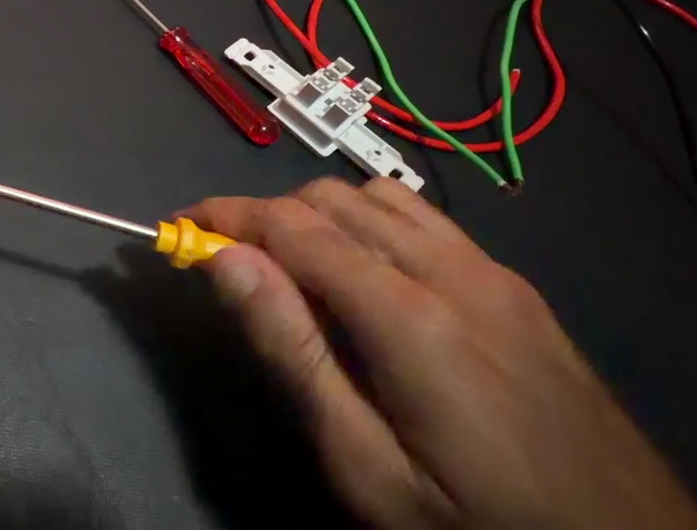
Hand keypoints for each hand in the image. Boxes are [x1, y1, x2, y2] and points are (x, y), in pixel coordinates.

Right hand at [191, 178, 696, 529]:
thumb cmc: (479, 525)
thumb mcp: (366, 467)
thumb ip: (292, 352)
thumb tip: (224, 260)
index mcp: (409, 315)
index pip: (290, 226)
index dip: (223, 216)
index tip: (176, 226)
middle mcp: (452, 272)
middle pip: (328, 199)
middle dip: (264, 214)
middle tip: (228, 262)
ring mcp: (495, 276)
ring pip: (377, 198)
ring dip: (318, 214)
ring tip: (294, 269)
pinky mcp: (520, 291)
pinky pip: (425, 221)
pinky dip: (371, 224)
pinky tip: (368, 279)